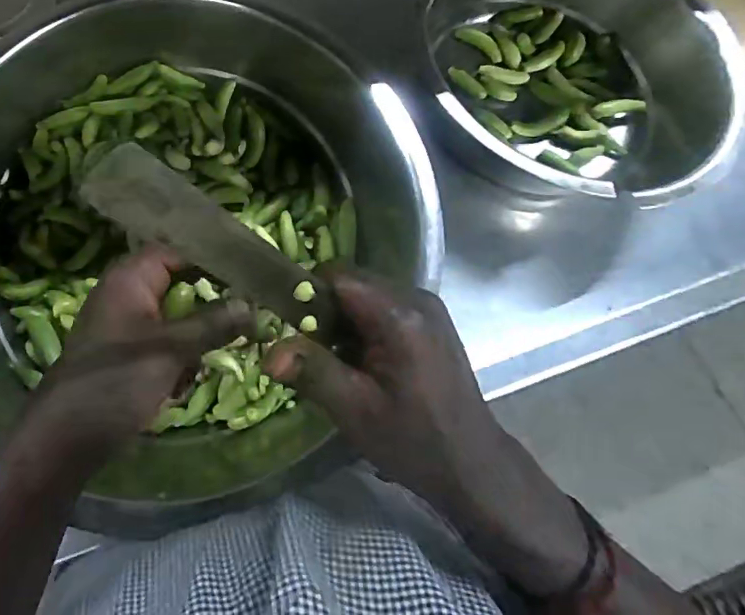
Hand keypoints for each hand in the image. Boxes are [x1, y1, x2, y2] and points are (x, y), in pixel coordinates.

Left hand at [25, 243, 250, 457]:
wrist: (67, 436)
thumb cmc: (117, 379)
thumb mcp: (170, 349)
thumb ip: (212, 323)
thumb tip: (251, 305)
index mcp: (130, 276)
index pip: (178, 249)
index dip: (212, 257)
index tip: (248, 271)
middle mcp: (127, 292)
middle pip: (179, 283)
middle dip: (210, 302)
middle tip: (248, 315)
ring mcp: (125, 323)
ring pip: (175, 316)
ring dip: (197, 335)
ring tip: (222, 351)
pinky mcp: (127, 352)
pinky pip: (163, 342)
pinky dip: (179, 356)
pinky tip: (186, 381)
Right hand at [264, 270, 587, 593]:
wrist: (475, 470)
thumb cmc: (415, 442)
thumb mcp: (355, 411)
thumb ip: (312, 371)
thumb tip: (268, 352)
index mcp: (399, 314)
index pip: (337, 275)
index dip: (307, 293)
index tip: (291, 326)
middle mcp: (416, 297)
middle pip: (351, 280)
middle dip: (324, 307)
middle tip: (311, 348)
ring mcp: (427, 306)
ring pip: (365, 291)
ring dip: (342, 317)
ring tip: (336, 358)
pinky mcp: (430, 319)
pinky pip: (382, 304)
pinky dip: (362, 323)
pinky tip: (361, 360)